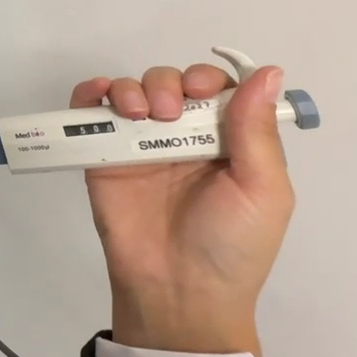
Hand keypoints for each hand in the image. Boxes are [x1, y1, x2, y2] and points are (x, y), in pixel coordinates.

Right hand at [72, 63, 294, 356]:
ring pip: (129, 88)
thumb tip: (268, 72)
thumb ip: (257, 132)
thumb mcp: (263, 190)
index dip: (209, 79)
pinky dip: (88, 93)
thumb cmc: (232, 243)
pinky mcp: (100, 152)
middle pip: (169, 81)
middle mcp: (181, 135)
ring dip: (131, 88)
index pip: (218, 90)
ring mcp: (138, 142)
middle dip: (166, 84)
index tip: (203, 93)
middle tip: (166, 115)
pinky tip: (97, 96)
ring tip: (138, 116)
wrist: (177, 285)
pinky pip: (88, 109)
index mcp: (227, 142)